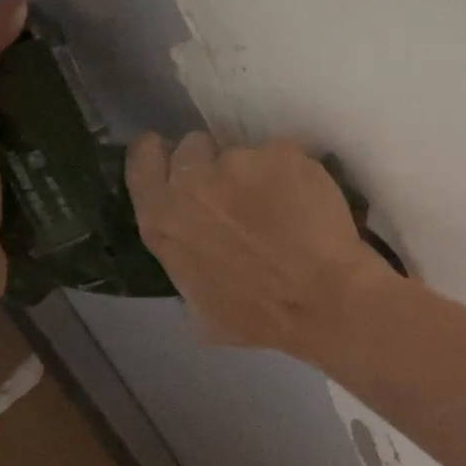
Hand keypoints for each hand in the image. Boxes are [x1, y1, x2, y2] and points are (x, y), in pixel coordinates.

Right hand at [127, 133, 391, 355]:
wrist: (322, 301)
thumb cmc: (258, 318)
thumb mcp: (197, 311)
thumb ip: (182, 265)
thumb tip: (187, 253)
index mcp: (162, 220)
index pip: (143, 158)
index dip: (161, 157)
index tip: (178, 167)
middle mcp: (192, 183)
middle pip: (192, 147)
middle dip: (210, 165)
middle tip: (236, 196)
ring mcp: (238, 162)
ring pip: (242, 152)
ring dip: (255, 173)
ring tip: (279, 208)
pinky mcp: (280, 153)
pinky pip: (281, 156)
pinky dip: (291, 175)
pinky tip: (305, 206)